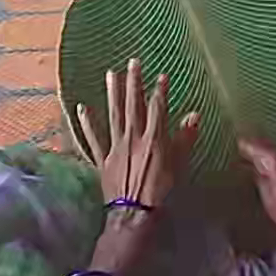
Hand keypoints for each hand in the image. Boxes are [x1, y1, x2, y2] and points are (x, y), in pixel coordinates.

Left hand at [77, 59, 200, 275]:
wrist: (134, 214)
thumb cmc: (160, 190)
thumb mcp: (178, 164)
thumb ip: (185, 138)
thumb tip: (194, 115)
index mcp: (153, 138)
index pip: (157, 108)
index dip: (160, 90)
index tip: (161, 75)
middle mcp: (133, 137)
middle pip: (134, 105)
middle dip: (134, 82)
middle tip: (133, 62)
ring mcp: (115, 146)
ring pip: (114, 115)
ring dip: (112, 93)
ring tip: (111, 73)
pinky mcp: (103, 159)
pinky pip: (93, 139)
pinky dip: (87, 124)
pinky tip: (81, 108)